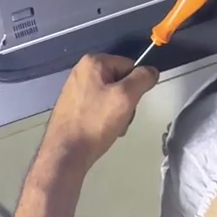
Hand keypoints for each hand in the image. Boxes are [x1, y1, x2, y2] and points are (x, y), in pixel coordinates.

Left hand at [41, 54, 158, 172]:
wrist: (64, 155)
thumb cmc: (95, 123)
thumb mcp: (126, 97)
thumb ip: (143, 79)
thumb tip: (152, 71)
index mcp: (93, 61)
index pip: (129, 66)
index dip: (135, 86)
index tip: (131, 104)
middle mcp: (81, 70)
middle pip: (120, 80)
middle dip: (126, 101)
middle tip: (121, 118)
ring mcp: (75, 89)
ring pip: (110, 95)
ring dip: (117, 111)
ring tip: (111, 127)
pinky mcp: (71, 106)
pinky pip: (97, 106)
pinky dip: (104, 118)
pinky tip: (100, 131)